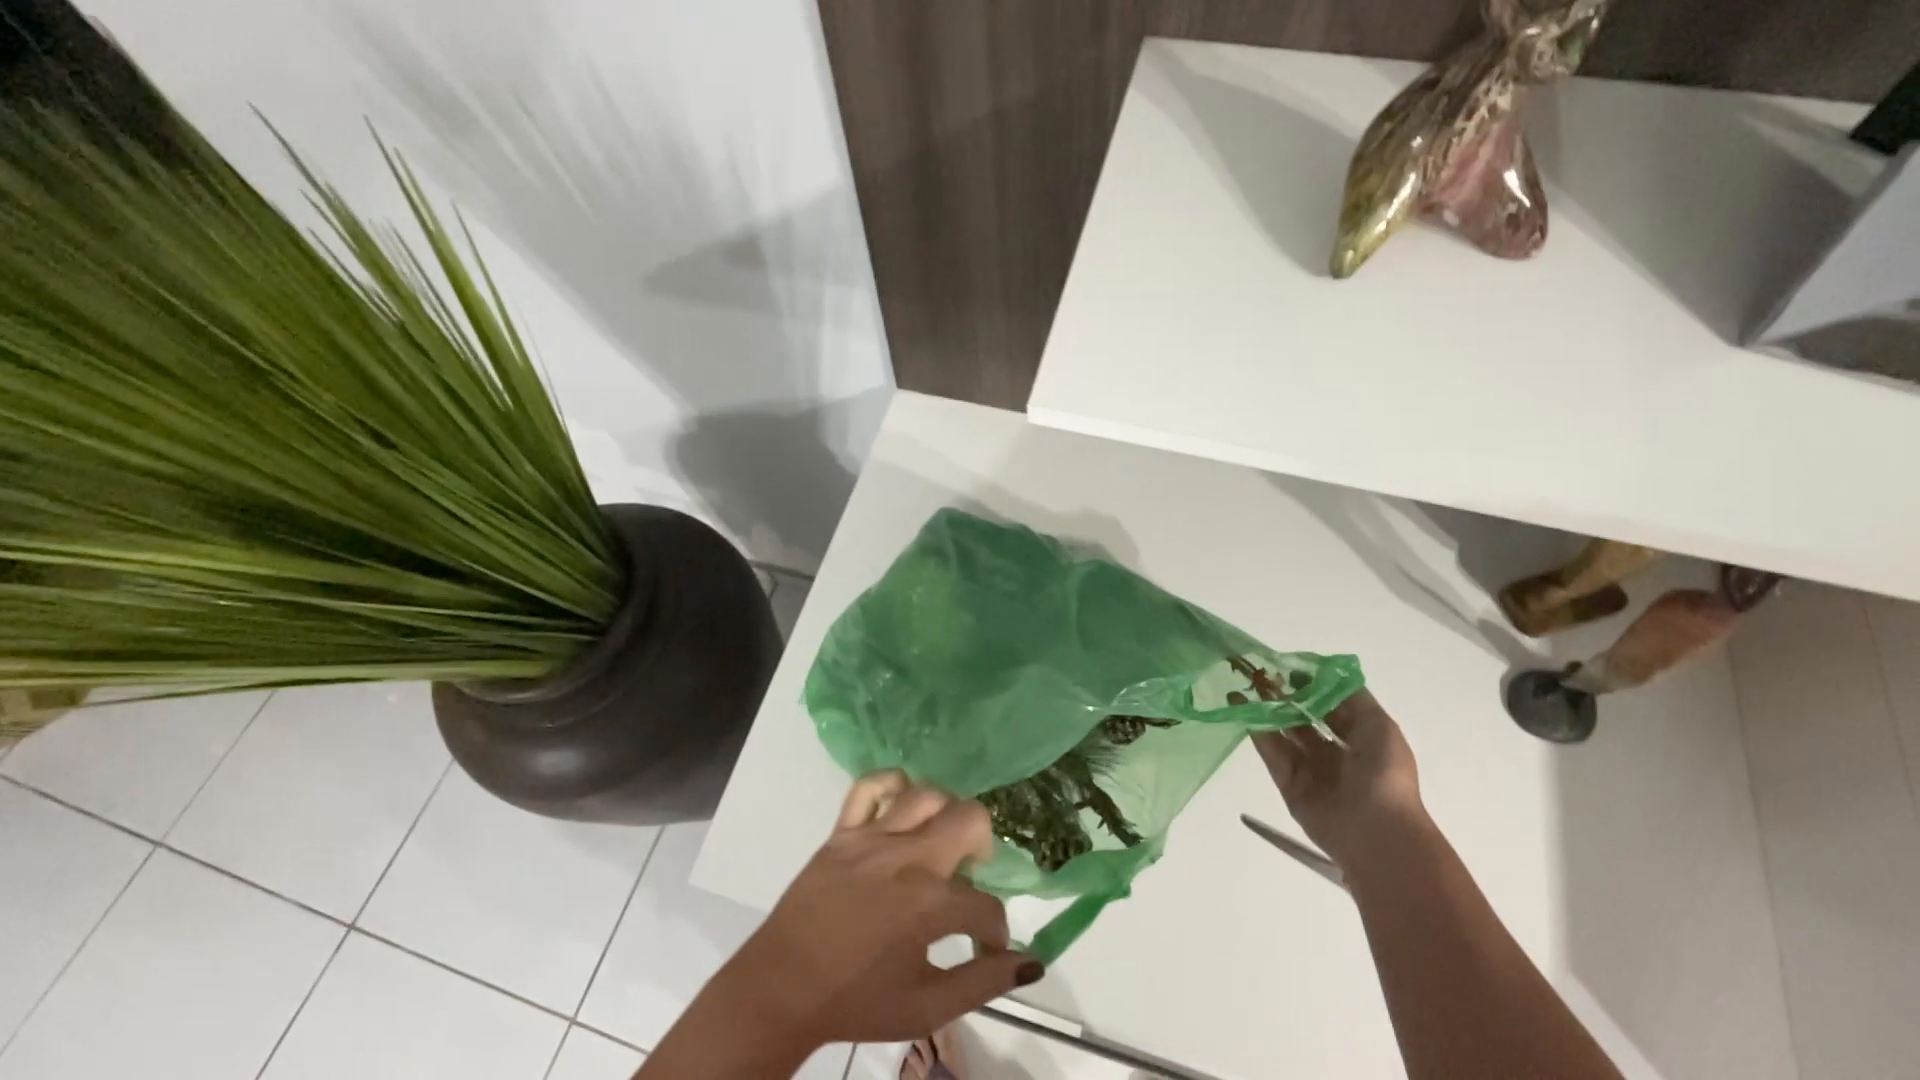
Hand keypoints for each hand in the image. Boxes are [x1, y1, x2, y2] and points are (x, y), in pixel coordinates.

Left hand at [717, 770, 1041, 1046]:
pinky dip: (892, 786)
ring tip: (939, 844)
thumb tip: (1030, 963)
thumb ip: (983, 983)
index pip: (987, 905)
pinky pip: (869, 786)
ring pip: (927, 794)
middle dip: (984, 847)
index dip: (995, 931)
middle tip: (968, 879)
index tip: (985, 947)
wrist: (781, 989)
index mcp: (930, 904)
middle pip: (970, 819)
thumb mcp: (928, 1007)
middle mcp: (907, 858)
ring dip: (945, 815)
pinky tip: (901, 807)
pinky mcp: (841, 832)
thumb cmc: (855, 1002)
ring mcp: (871, 838)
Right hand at [1251, 690, 1425, 871]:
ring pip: (1285, 735)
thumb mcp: (1379, 725)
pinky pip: (1273, 755)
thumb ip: (1352, 698)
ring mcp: (1311, 770)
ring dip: (1266, 712)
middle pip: (1305, 719)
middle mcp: (1335, 753)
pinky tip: (1244, 711)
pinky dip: (1259, 734)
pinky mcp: (1289, 786)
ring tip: (1243, 689)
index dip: (1312, 686)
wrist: (1376, 831)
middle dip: (1285, 698)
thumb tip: (1326, 675)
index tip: (1289, 667)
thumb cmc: (1384, 773)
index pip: (1332, 706)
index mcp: (1361, 739)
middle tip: (1261, 675)